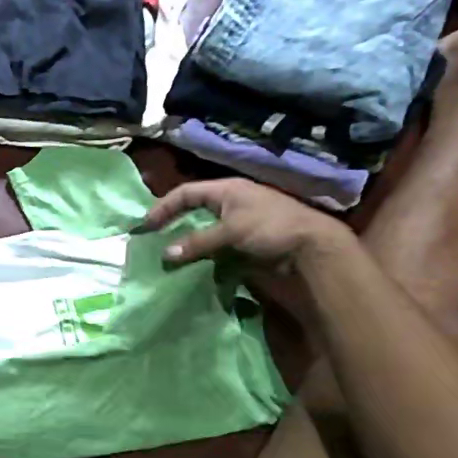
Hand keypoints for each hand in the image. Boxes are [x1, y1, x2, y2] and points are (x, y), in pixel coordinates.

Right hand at [139, 179, 345, 266]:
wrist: (311, 247)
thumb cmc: (271, 228)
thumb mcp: (231, 231)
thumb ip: (197, 242)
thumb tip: (165, 255)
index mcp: (226, 190)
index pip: (186, 193)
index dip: (164, 207)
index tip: (146, 226)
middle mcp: (230, 203)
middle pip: (193, 211)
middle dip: (173, 225)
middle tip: (154, 241)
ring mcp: (238, 224)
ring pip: (203, 231)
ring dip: (187, 244)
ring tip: (169, 258)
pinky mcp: (244, 243)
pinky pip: (216, 248)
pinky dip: (202, 257)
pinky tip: (193, 267)